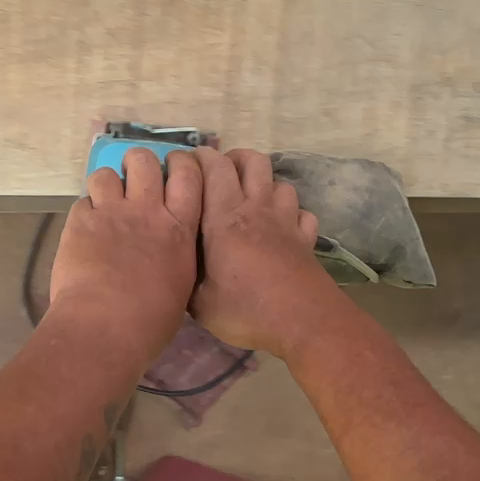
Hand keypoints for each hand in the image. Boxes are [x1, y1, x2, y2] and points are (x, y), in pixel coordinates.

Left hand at [47, 147, 202, 351]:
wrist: (105, 327)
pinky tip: (84, 229)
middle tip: (133, 178)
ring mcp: (112, 213)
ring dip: (106, 184)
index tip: (174, 166)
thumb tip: (167, 253)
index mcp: (179, 229)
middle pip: (144, 161)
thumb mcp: (181, 285)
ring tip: (104, 203)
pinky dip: (85, 211)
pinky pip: (82, 201)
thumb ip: (176, 256)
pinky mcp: (81, 222)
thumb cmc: (151, 321)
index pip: (188, 176)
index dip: (181, 163)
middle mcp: (147, 212)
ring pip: (107, 174)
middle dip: (138, 162)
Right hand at [190, 147, 346, 360]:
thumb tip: (174, 263)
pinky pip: (301, 212)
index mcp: (224, 218)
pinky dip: (290, 213)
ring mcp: (286, 221)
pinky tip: (281, 227)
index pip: (213, 167)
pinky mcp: (306, 238)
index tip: (181, 164)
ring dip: (262, 183)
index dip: (198, 158)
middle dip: (230, 158)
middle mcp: (257, 209)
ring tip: (248, 198)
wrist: (304, 322)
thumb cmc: (246, 309)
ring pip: (278, 181)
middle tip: (214, 174)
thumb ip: (184, 276)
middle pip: (251, 161)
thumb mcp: (199, 303)